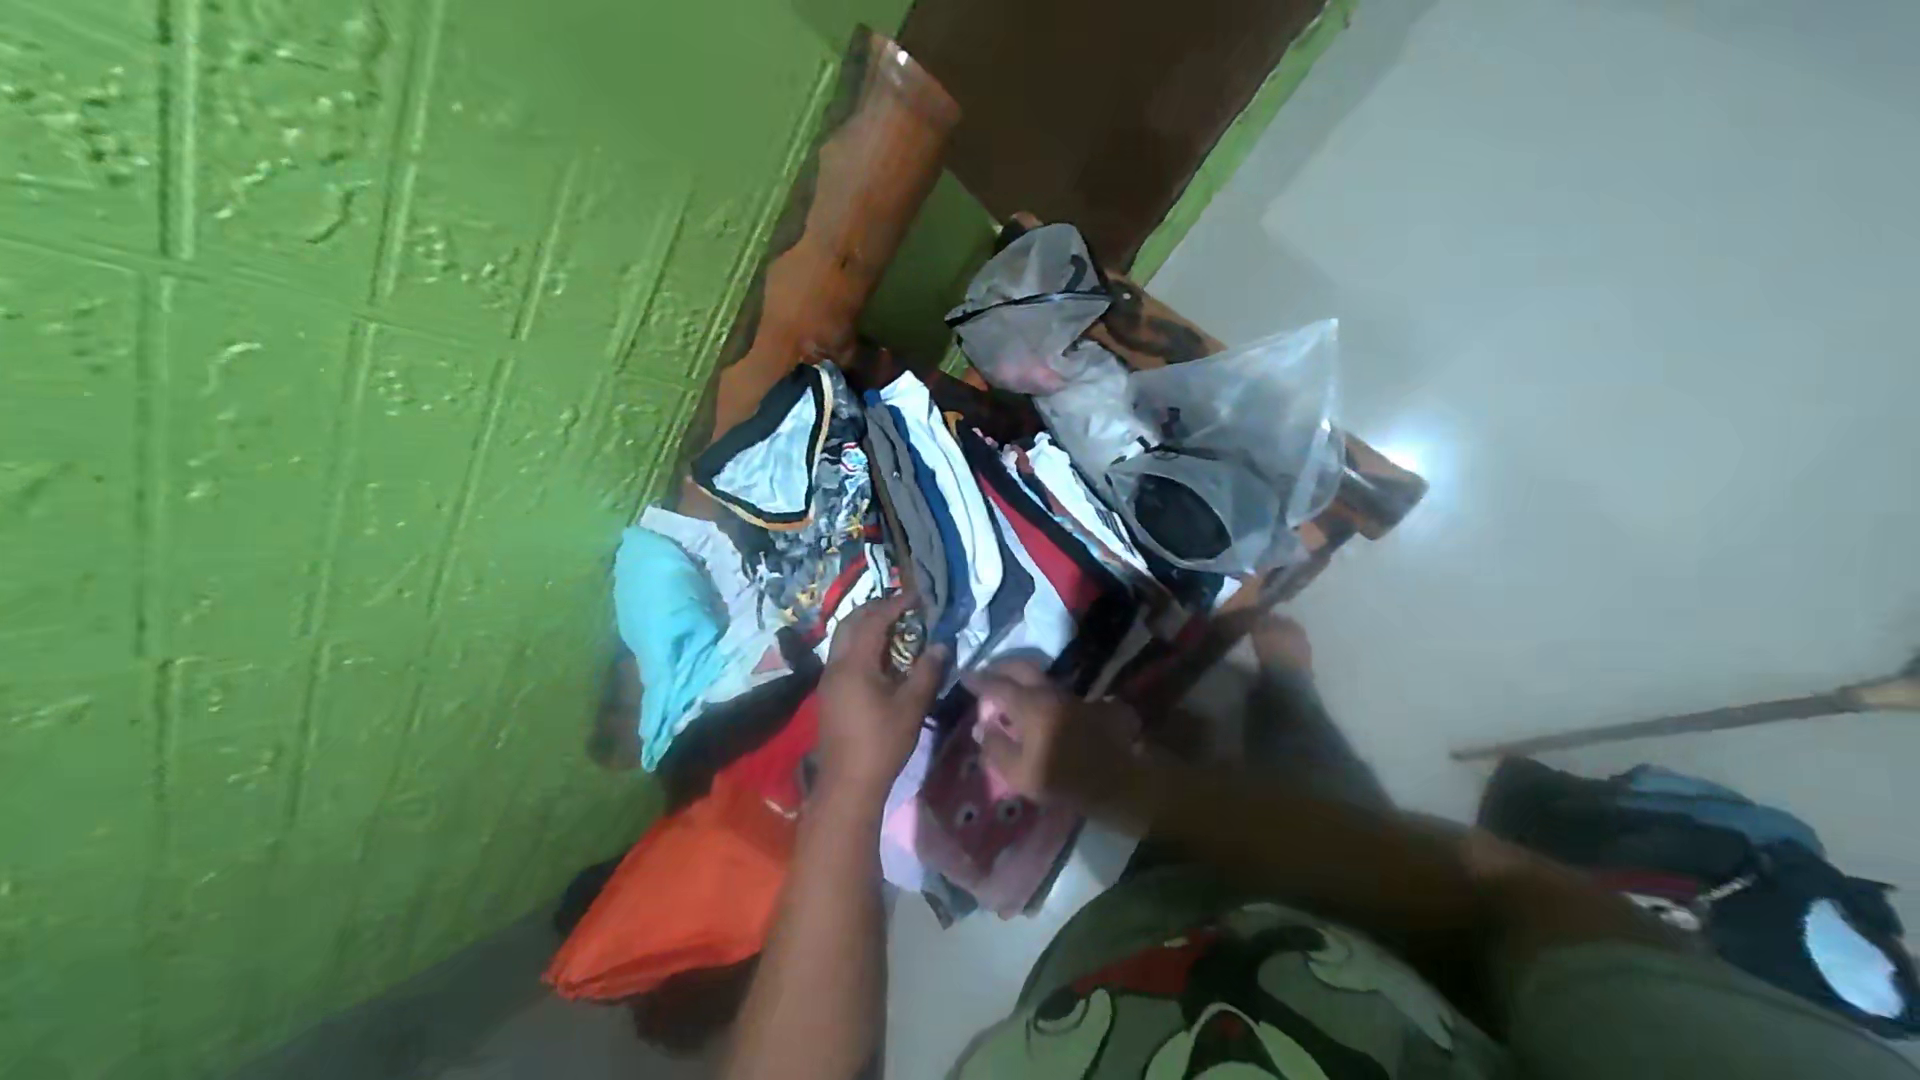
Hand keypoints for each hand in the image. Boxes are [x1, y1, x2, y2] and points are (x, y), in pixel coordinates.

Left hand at [816, 592, 948, 803]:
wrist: (847, 784)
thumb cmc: (881, 743)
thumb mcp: (911, 707)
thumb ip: (927, 672)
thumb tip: (941, 644)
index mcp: (854, 664)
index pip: (873, 620)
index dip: (895, 604)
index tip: (917, 595)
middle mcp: (835, 665)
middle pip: (850, 622)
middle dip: (875, 608)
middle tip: (903, 606)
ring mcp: (828, 680)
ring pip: (843, 639)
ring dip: (866, 626)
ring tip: (895, 627)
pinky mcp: (829, 693)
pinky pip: (843, 655)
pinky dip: (861, 644)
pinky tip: (881, 657)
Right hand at [963, 660, 1144, 813]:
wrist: (1118, 781)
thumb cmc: (1064, 780)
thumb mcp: (1020, 774)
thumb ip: (996, 748)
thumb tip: (983, 727)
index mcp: (1030, 706)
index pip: (996, 685)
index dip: (978, 680)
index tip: (963, 676)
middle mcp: (1049, 692)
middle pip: (1021, 667)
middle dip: (1000, 666)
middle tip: (985, 672)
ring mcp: (1070, 695)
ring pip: (1039, 675)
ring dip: (1020, 676)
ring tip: (1007, 686)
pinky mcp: (1084, 703)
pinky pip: (1054, 688)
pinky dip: (1038, 689)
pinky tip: (1035, 702)